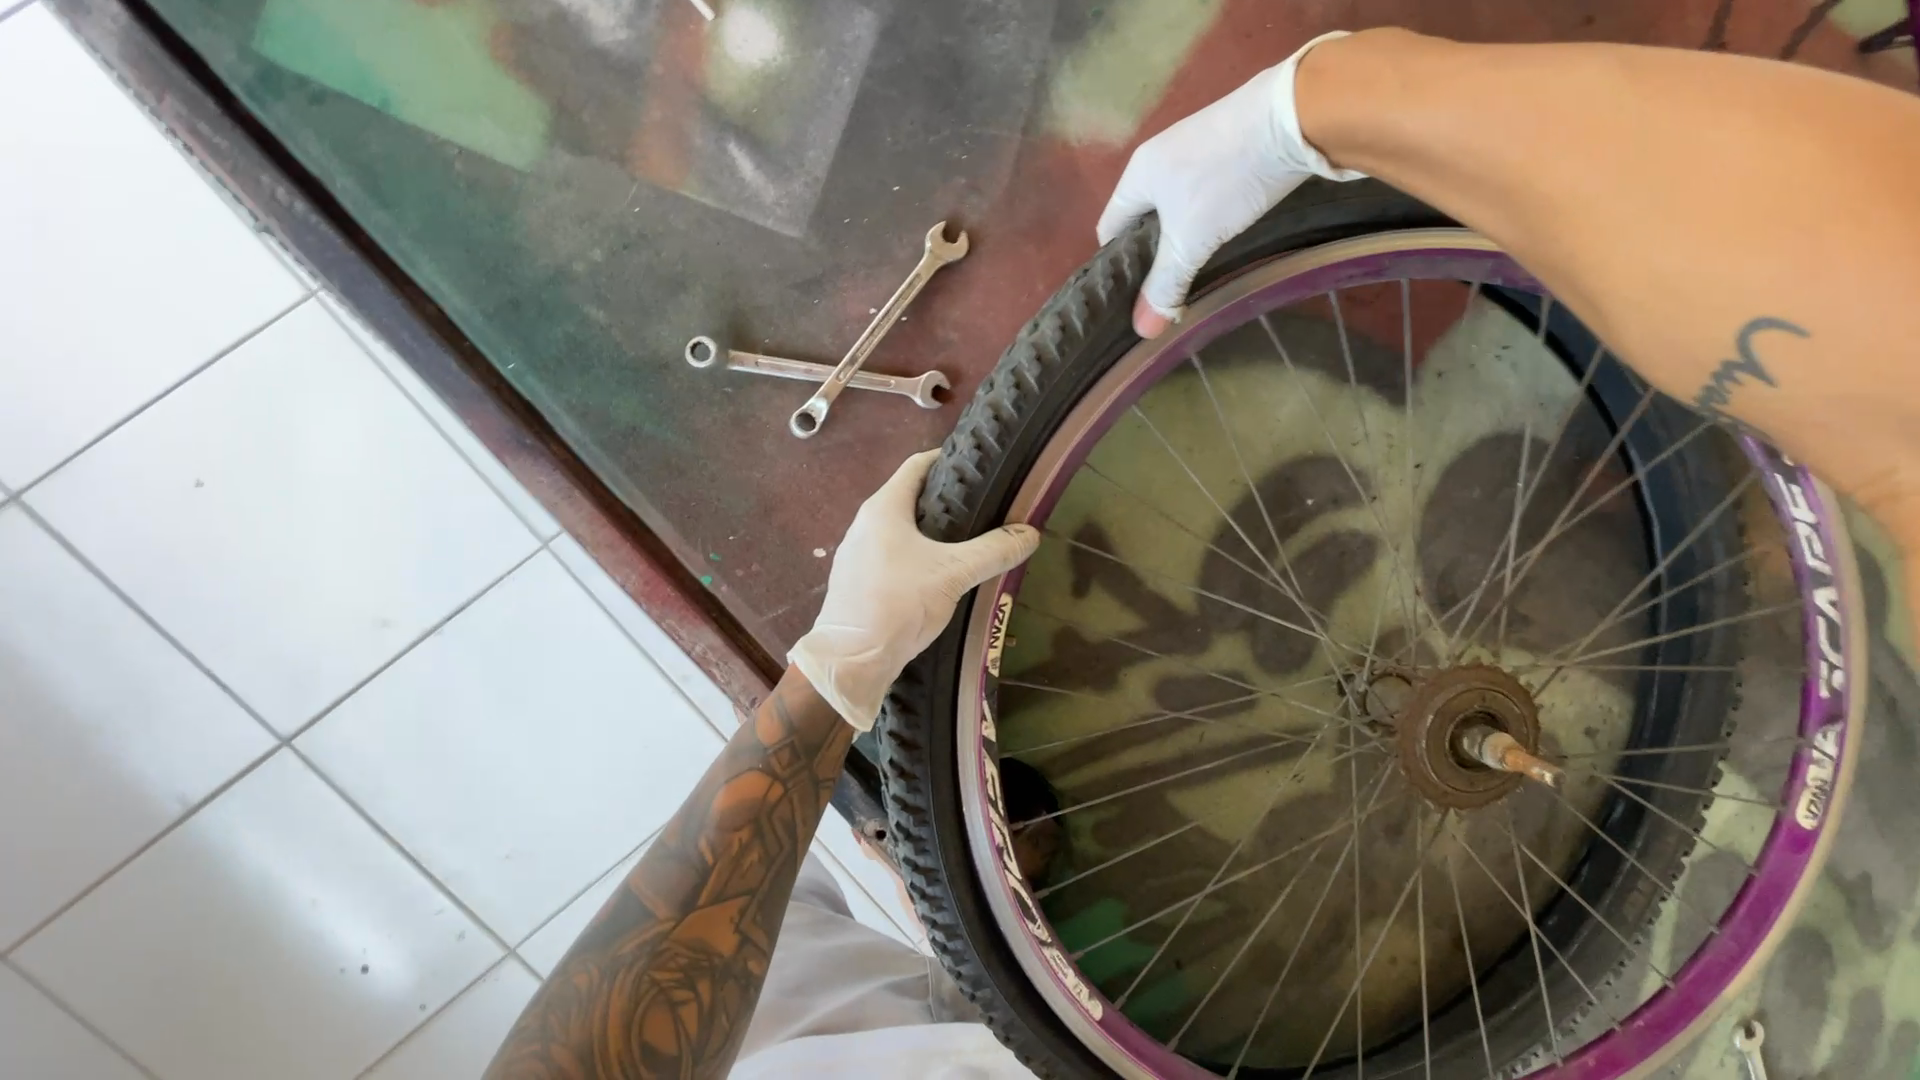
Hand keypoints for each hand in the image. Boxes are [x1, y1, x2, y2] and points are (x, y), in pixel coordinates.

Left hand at [790, 450, 1040, 729]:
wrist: (850, 663)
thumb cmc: (897, 604)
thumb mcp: (952, 574)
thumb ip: (992, 552)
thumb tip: (1030, 533)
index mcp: (883, 508)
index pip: (917, 465)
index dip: (948, 459)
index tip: (979, 465)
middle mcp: (865, 524)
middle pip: (910, 497)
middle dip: (946, 500)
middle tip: (984, 507)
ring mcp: (858, 554)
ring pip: (901, 530)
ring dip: (932, 532)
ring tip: (968, 541)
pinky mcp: (858, 582)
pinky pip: (893, 557)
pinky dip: (918, 557)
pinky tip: (940, 576)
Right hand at [1096, 31, 1363, 337]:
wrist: (1296, 115)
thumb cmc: (1225, 180)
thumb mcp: (1190, 242)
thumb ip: (1164, 285)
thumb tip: (1142, 331)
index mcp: (1136, 175)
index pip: (1109, 230)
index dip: (1117, 265)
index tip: (1136, 295)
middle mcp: (1158, 157)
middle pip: (1142, 219)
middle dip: (1153, 254)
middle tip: (1169, 288)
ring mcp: (1194, 147)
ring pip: (1175, 205)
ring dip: (1183, 236)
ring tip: (1198, 267)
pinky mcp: (1228, 143)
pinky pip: (1203, 191)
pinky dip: (1207, 216)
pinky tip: (1226, 232)